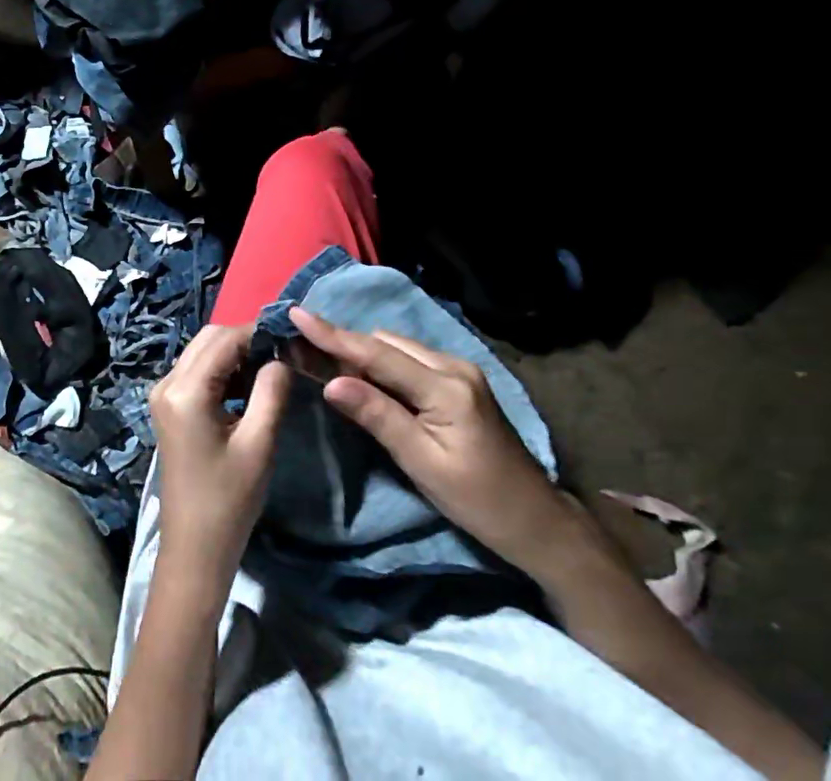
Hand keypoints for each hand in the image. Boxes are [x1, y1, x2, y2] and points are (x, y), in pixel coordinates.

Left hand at [149, 325, 291, 573]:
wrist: (195, 546)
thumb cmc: (229, 498)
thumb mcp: (259, 442)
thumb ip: (271, 391)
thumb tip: (281, 357)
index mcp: (185, 391)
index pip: (224, 339)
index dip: (259, 333)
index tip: (292, 341)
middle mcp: (166, 384)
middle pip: (209, 339)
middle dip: (246, 340)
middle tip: (282, 357)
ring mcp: (163, 396)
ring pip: (202, 353)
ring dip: (235, 355)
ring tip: (270, 373)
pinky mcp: (168, 408)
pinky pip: (197, 372)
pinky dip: (223, 371)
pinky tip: (248, 388)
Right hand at [288, 307, 565, 556]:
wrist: (533, 516)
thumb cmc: (476, 499)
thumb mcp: (421, 462)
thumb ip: (378, 416)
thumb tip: (332, 382)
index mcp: (445, 387)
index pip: (377, 354)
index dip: (333, 335)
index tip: (297, 313)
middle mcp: (454, 366)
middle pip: (387, 343)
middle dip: (345, 344)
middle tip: (303, 353)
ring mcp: (461, 372)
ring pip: (399, 349)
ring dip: (363, 354)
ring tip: (324, 364)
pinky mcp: (461, 382)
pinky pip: (412, 361)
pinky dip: (383, 365)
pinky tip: (365, 379)